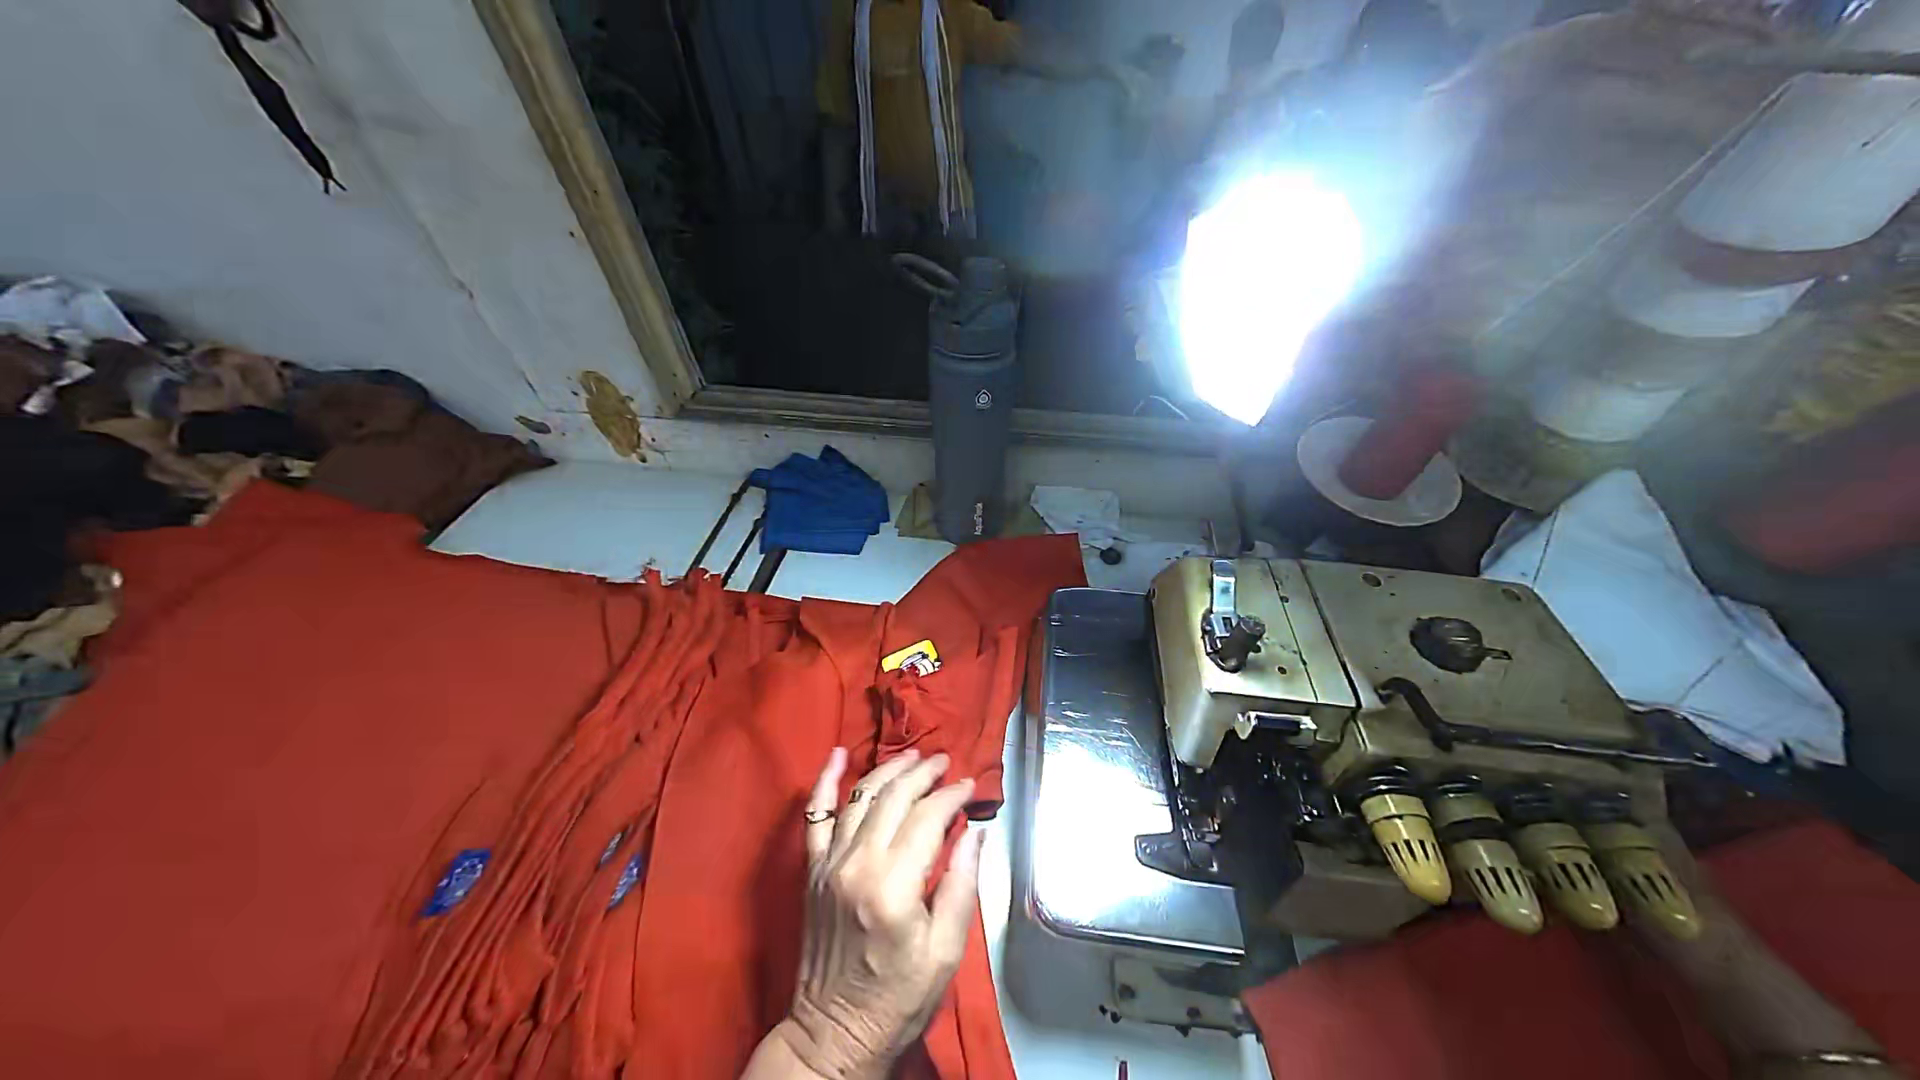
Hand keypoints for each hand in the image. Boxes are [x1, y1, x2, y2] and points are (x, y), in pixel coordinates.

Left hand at [774, 748, 983, 1079]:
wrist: (834, 1032)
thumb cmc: (898, 998)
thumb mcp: (945, 951)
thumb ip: (961, 885)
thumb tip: (974, 831)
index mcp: (894, 887)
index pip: (927, 818)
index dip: (952, 796)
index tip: (970, 786)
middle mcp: (857, 864)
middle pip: (893, 798)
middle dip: (924, 773)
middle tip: (945, 761)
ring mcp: (829, 864)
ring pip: (860, 797)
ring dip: (888, 770)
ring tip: (913, 757)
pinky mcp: (811, 870)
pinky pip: (814, 816)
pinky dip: (825, 782)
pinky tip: (837, 756)